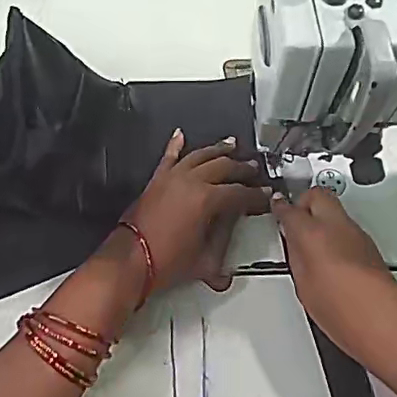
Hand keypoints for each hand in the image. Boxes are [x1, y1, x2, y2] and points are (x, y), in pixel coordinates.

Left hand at [125, 130, 270, 294]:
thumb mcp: (207, 258)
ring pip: (200, 155)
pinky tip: (180, 135)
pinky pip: (169, 157)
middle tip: (253, 170)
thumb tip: (232, 223)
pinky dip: (175, 144)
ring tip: (231, 145)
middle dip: (242, 168)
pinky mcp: (157, 180)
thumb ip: (225, 236)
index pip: (240, 192)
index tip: (263, 196)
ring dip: (218, 149)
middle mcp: (190, 182)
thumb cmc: (164, 261)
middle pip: (224, 167)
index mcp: (206, 199)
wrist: (132, 260)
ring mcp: (172, 178)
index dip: (256, 195)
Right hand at [273, 188, 396, 369]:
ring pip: (334, 208)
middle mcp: (338, 226)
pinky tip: (330, 253)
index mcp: (313, 233)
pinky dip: (335, 231)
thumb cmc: (346, 312)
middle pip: (316, 195)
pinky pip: (347, 226)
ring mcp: (358, 234)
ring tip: (311, 239)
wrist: (383, 326)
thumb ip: (295, 255)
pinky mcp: (370, 245)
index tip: (277, 209)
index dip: (280, 207)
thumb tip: (293, 244)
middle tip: (294, 216)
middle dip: (303, 202)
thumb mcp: (302, 285)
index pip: (289, 208)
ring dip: (321, 216)